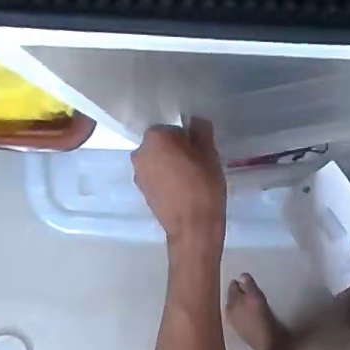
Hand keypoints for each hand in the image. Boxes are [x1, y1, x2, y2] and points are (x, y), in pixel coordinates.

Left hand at [132, 119, 226, 246]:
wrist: (192, 228)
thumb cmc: (204, 187)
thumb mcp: (210, 156)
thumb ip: (202, 133)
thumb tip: (197, 122)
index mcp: (155, 138)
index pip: (173, 129)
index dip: (188, 139)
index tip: (200, 152)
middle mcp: (140, 152)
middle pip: (160, 144)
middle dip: (175, 150)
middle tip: (196, 164)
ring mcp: (138, 173)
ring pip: (157, 161)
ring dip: (169, 165)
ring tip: (189, 180)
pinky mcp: (142, 191)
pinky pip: (155, 177)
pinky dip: (165, 180)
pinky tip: (181, 191)